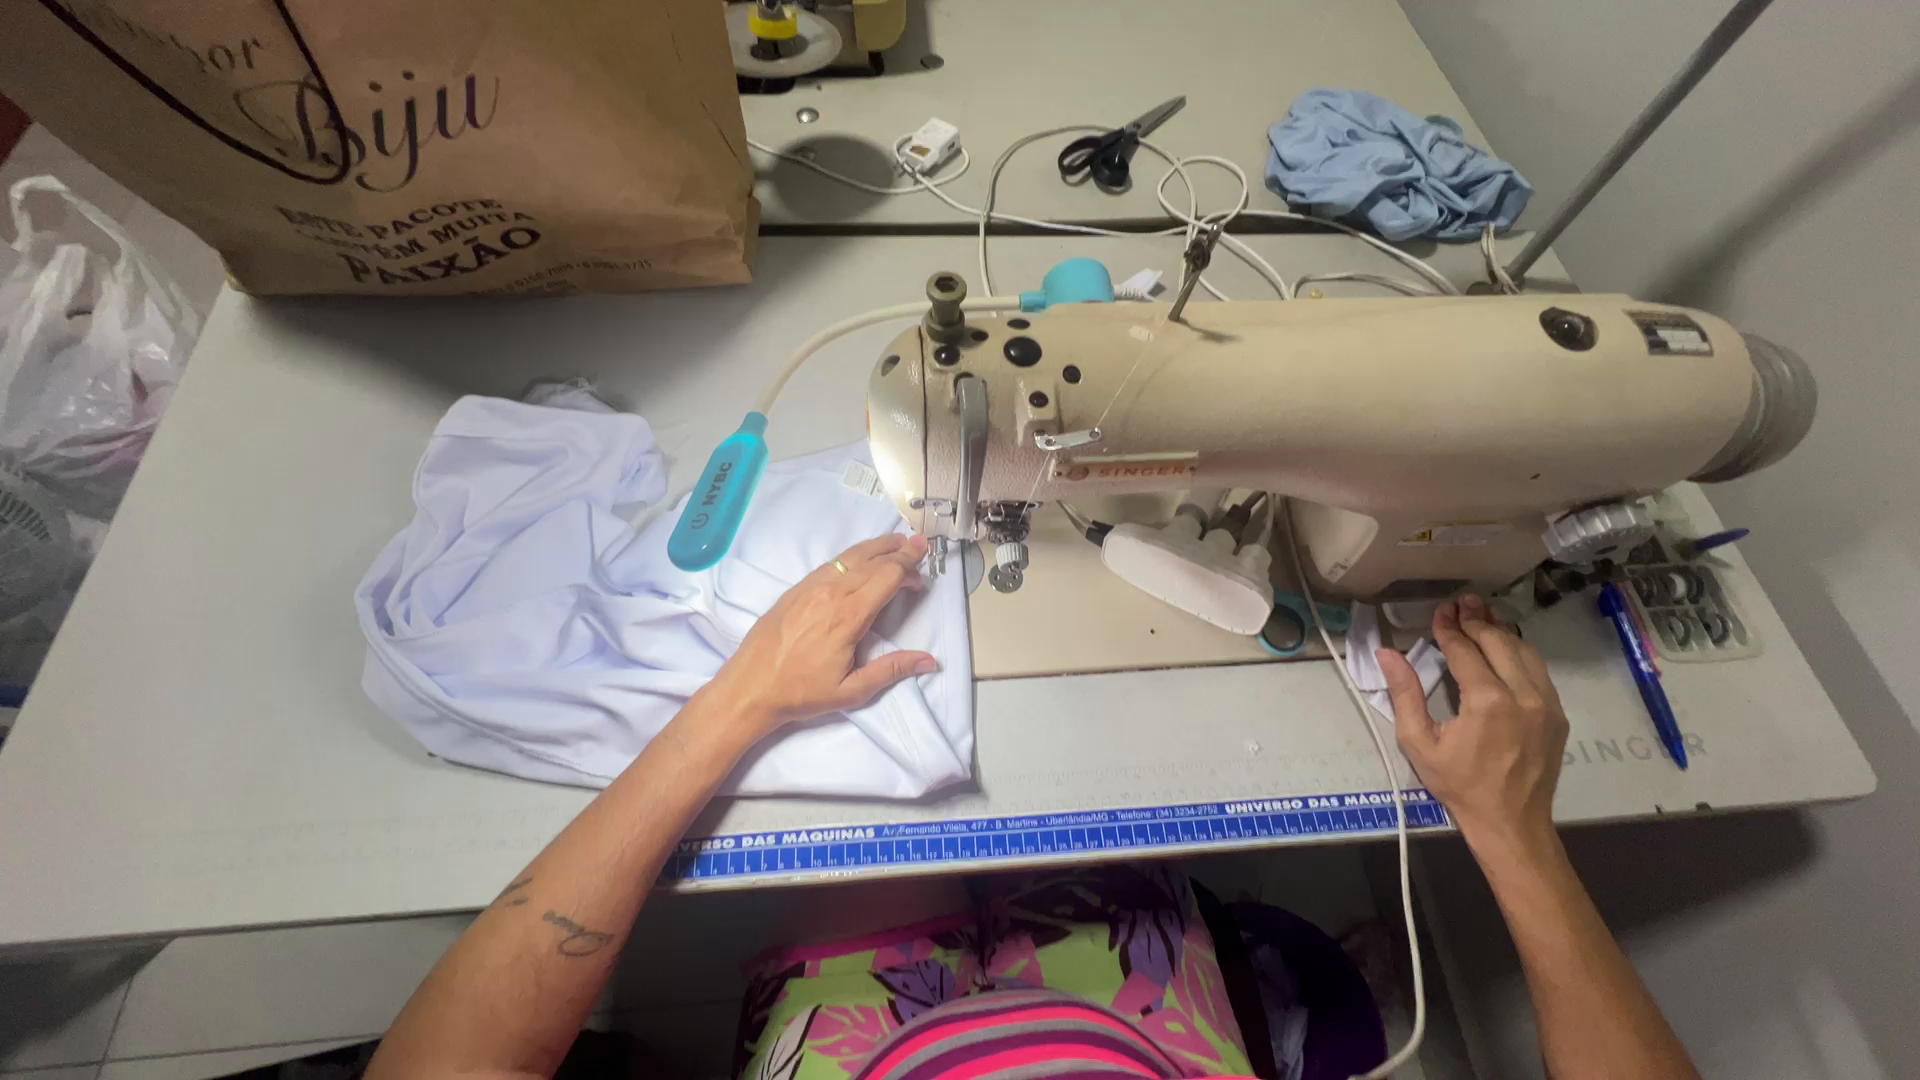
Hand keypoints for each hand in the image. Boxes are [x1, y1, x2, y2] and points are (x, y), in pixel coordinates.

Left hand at [700, 534, 938, 742]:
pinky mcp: (796, 589)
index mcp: (849, 616)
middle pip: (873, 560)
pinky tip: (861, 558)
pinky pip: (831, 563)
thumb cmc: (802, 692)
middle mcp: (831, 593)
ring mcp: (810, 586)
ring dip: (877, 546)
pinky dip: (853, 555)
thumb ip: (893, 670)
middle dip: (899, 550)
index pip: (887, 577)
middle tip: (919, 544)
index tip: (921, 579)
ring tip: (896, 541)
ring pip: (850, 555)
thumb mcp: (853, 690)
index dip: (909, 572)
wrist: (750, 687)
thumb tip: (930, 661)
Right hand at [1377, 594, 1568, 853]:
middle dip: (1478, 620)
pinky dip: (1518, 652)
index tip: (1438, 611)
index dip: (1449, 628)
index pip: (1466, 651)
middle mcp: (1524, 696)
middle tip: (1461, 602)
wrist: (1510, 822)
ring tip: (1482, 614)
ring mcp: (1546, 705)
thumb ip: (1404, 693)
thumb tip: (1387, 654)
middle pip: (1500, 643)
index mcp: (1488, 702)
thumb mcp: (1418, 741)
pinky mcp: (1556, 714)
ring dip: (1502, 631)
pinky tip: (1503, 646)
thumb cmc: (1457, 783)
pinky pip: (1538, 671)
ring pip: (1525, 653)